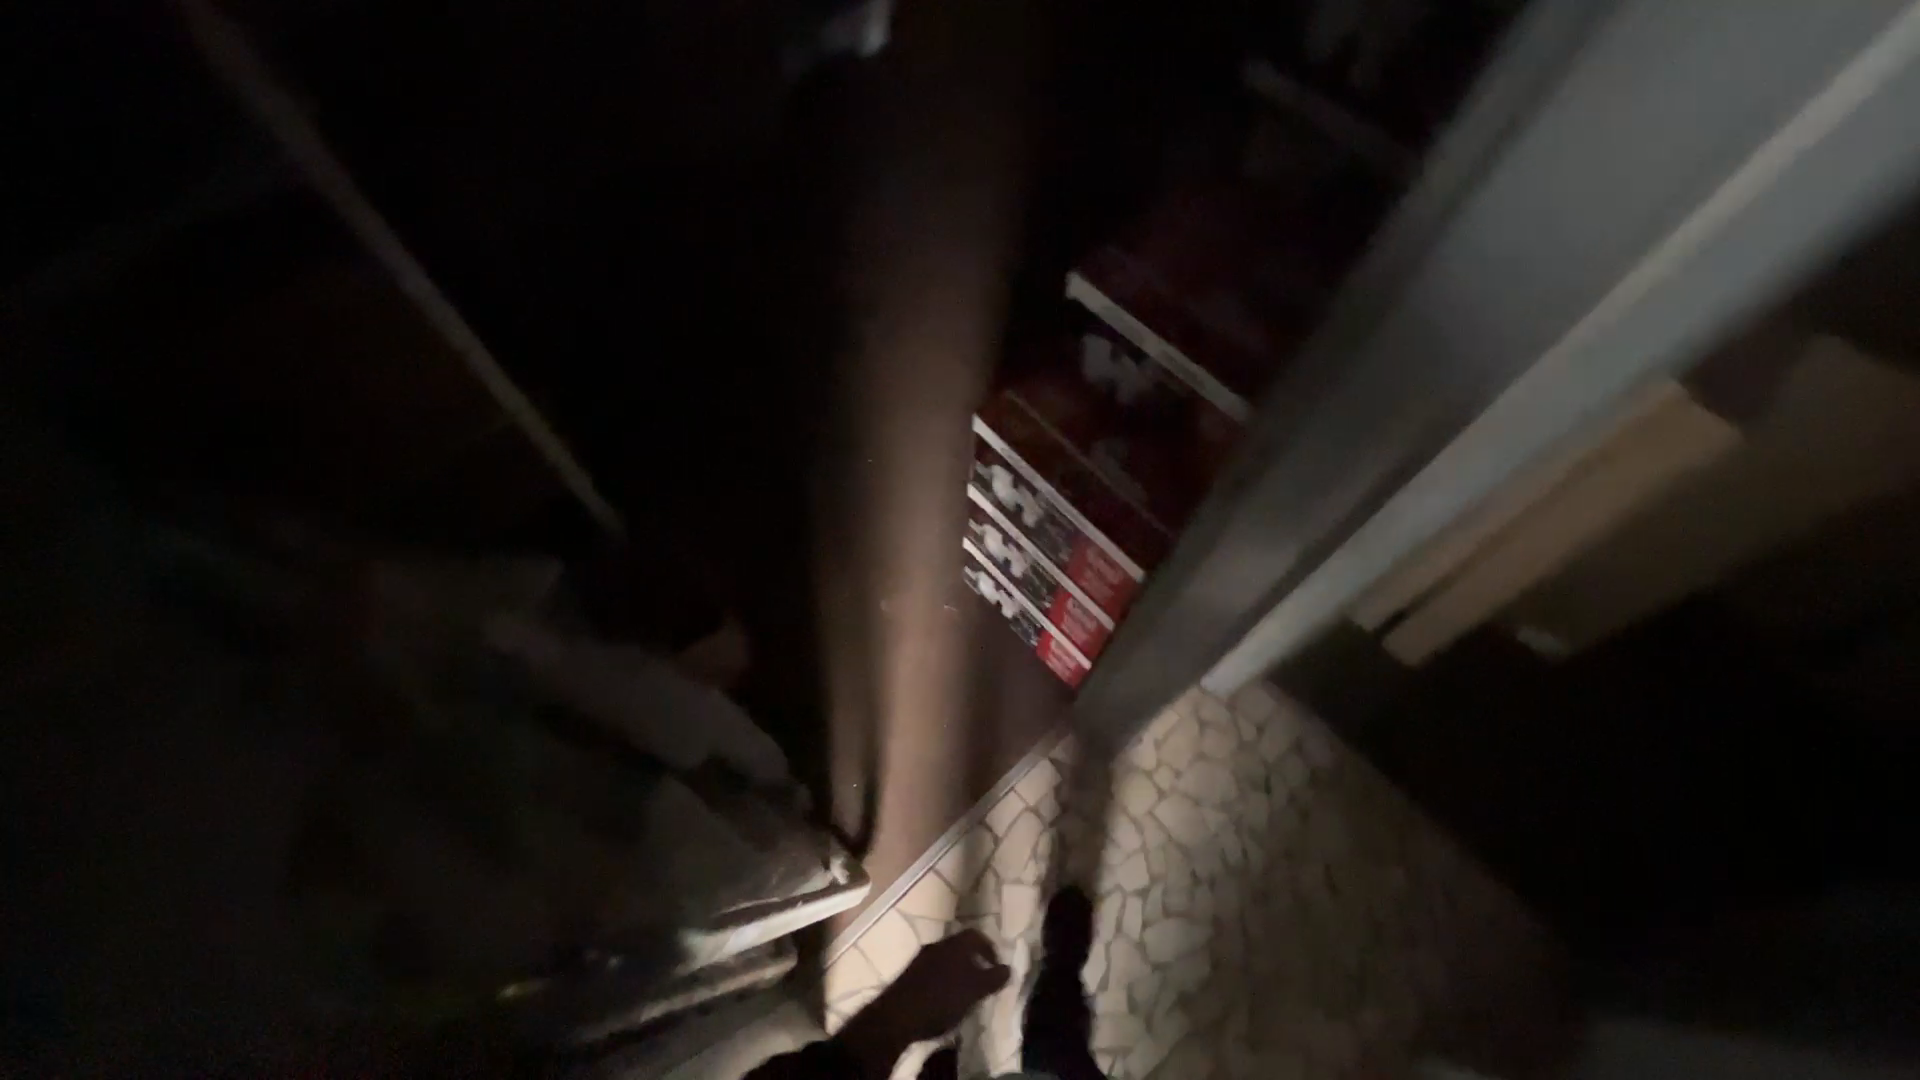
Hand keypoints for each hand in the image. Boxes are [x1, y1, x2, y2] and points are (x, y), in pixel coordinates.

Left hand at [875, 930, 1011, 1041]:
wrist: (898, 1015)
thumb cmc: (942, 999)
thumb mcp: (974, 992)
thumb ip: (993, 979)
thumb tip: (1009, 968)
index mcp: (955, 944)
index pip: (976, 935)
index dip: (989, 948)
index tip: (996, 966)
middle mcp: (938, 945)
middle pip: (961, 946)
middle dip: (974, 961)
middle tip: (983, 980)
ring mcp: (921, 959)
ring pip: (946, 959)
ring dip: (958, 972)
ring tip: (966, 993)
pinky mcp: (910, 975)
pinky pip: (933, 971)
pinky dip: (944, 981)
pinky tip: (945, 1000)